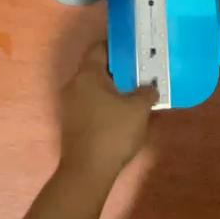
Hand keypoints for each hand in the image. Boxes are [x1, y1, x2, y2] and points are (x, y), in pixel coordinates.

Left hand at [58, 42, 157, 181]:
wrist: (88, 171)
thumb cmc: (113, 132)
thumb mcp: (139, 109)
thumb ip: (147, 92)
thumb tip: (150, 88)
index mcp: (87, 74)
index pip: (100, 48)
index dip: (117, 46)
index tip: (135, 50)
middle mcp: (74, 85)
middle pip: (96, 68)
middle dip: (118, 70)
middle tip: (140, 73)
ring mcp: (70, 105)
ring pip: (93, 88)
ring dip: (112, 89)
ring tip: (135, 94)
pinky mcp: (71, 123)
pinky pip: (90, 104)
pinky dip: (105, 104)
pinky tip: (122, 114)